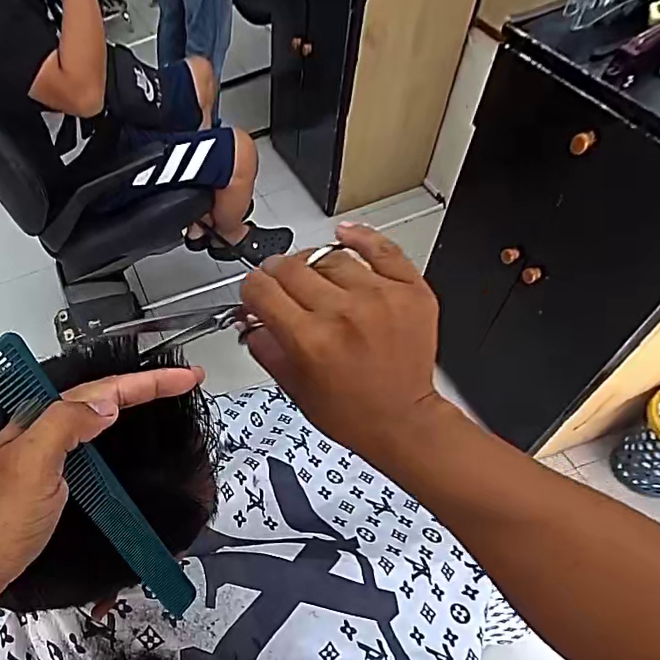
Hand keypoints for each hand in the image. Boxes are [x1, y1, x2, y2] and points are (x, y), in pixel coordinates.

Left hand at [0, 366, 203, 592]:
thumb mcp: (32, 465)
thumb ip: (65, 426)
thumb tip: (105, 406)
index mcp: (40, 420)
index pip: (105, 390)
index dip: (149, 382)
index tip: (185, 378)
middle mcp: (45, 430)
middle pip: (105, 395)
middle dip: (147, 385)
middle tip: (183, 382)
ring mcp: (50, 451)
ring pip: (100, 415)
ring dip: (135, 403)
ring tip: (163, 396)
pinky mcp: (58, 474)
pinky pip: (96, 441)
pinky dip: (119, 431)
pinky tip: (123, 434)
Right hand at [239, 223, 458, 458]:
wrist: (404, 422)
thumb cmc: (355, 414)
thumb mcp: (295, 389)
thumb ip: (266, 348)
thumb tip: (250, 320)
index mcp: (310, 340)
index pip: (261, 288)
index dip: (252, 290)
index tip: (256, 295)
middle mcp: (344, 314)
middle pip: (291, 267)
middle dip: (277, 276)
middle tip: (281, 288)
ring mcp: (380, 298)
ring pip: (330, 256)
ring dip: (316, 266)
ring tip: (318, 285)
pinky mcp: (409, 291)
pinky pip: (381, 248)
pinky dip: (360, 238)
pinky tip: (345, 238)